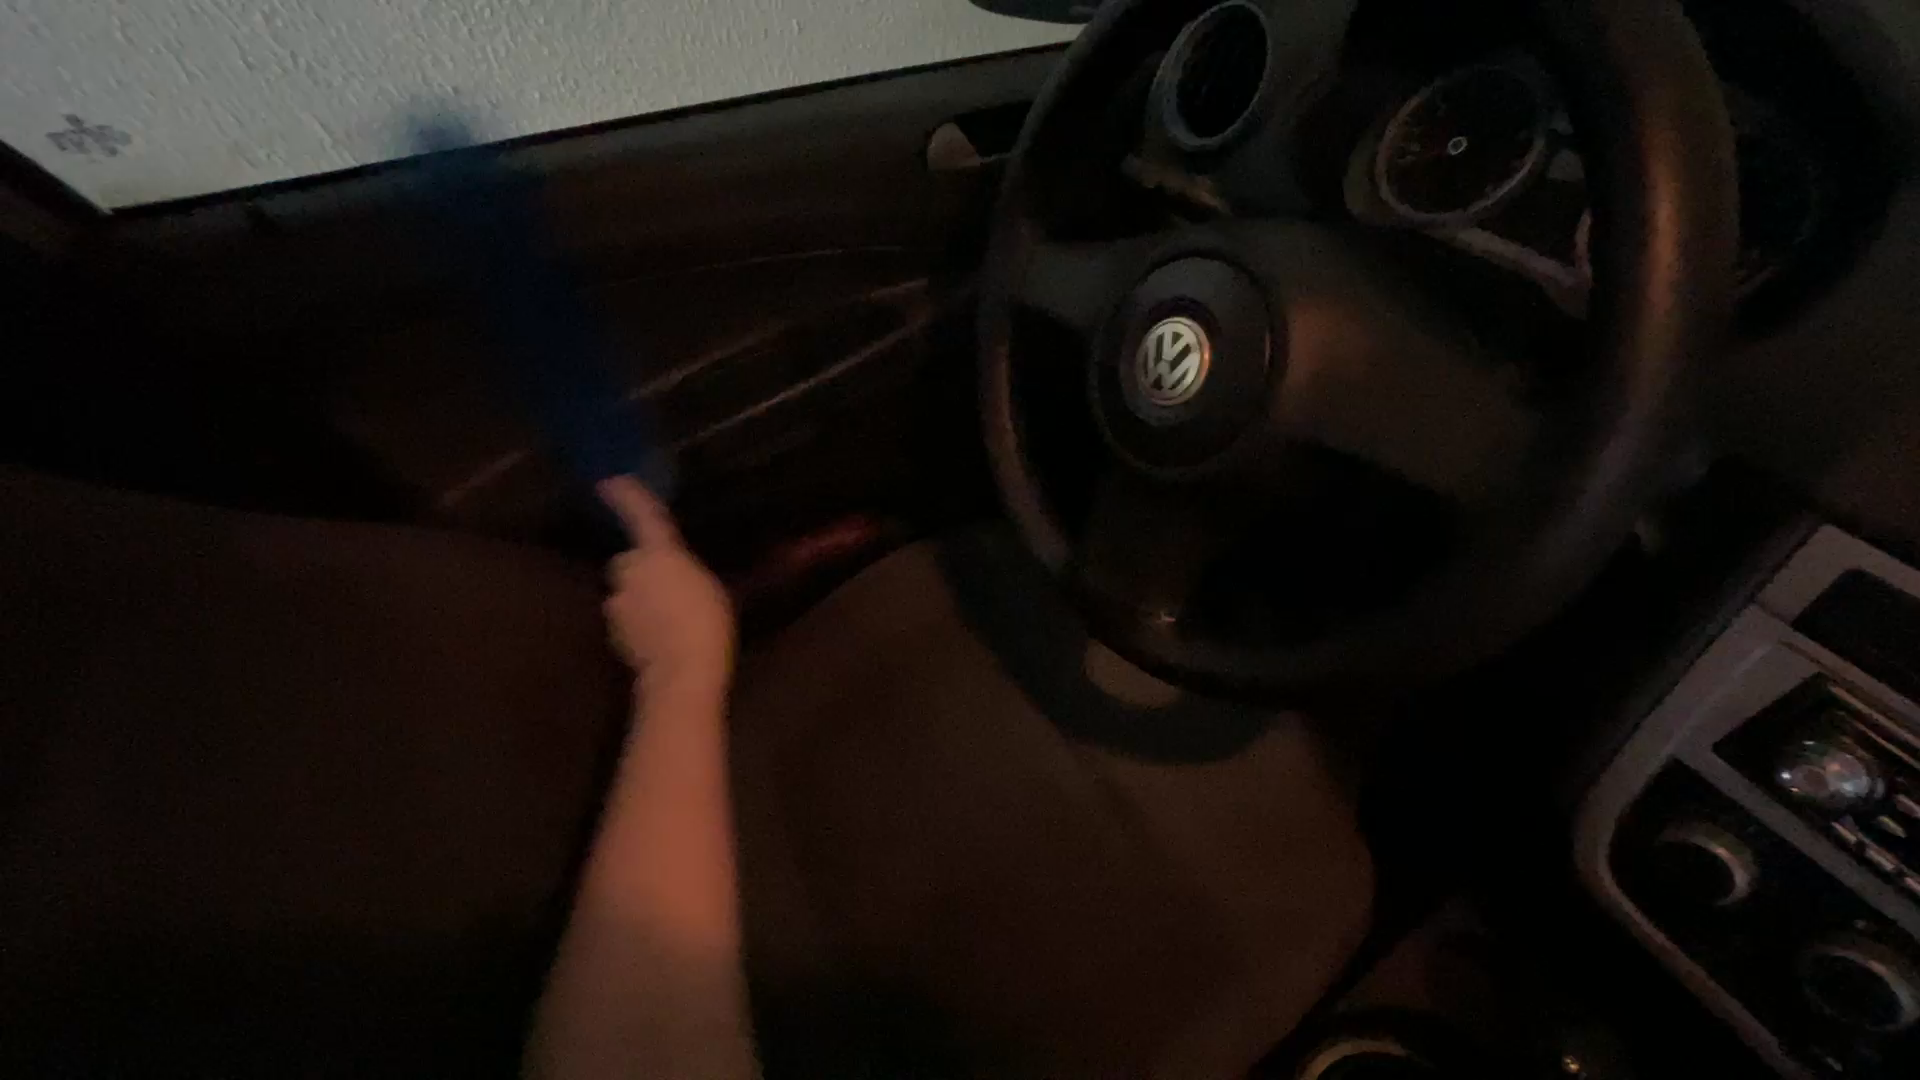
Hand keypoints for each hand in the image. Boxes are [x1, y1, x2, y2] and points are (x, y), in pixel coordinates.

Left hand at [597, 477, 734, 692]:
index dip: (628, 496)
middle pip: (630, 560)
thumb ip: (689, 573)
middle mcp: (632, 571)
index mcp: (661, 553)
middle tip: (671, 584)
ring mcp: (618, 602)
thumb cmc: (708, 623)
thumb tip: (679, 570)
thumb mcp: (716, 589)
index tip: (611, 480)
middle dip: (642, 568)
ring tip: (670, 617)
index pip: (643, 517)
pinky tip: (661, 636)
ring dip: (642, 598)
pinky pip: (627, 617)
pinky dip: (639, 622)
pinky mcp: (612, 630)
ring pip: (627, 591)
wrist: (682, 670)